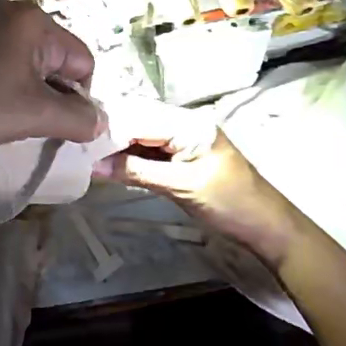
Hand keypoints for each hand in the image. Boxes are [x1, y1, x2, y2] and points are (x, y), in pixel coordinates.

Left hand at [0, 0, 103, 158]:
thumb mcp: (33, 114)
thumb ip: (77, 118)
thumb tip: (99, 121)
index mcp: (33, 20)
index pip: (83, 62)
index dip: (78, 99)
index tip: (54, 125)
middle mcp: (9, 11)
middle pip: (54, 60)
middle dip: (50, 95)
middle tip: (27, 123)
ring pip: (24, 64)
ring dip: (24, 94)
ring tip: (0, 117)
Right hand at [95, 105, 308, 268]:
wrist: (269, 229)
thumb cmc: (231, 204)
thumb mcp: (182, 187)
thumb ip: (136, 173)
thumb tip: (93, 165)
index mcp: (188, 123)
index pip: (139, 116)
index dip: (108, 126)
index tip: (78, 136)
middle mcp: (182, 125)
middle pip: (137, 121)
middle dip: (108, 133)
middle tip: (76, 144)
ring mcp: (181, 140)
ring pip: (139, 135)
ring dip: (115, 145)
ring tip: (84, 153)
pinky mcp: (179, 157)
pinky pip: (147, 150)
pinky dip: (128, 157)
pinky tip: (106, 163)